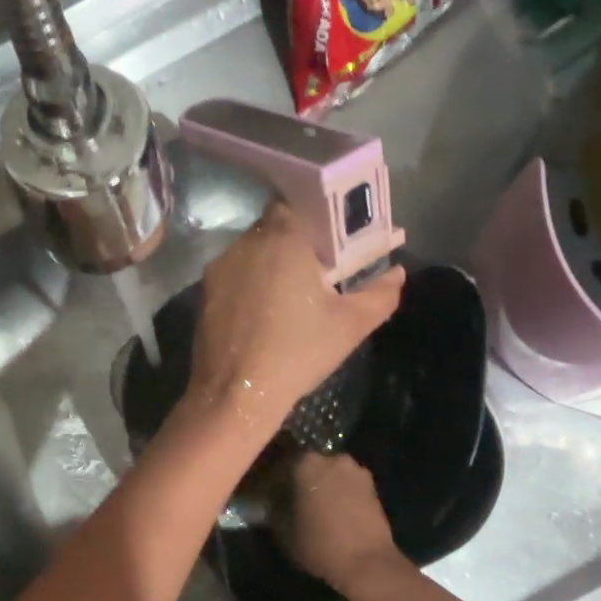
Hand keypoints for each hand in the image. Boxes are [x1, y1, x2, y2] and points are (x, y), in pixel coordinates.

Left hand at [188, 203, 402, 429]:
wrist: (236, 394)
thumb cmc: (297, 353)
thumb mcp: (350, 325)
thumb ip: (380, 294)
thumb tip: (397, 274)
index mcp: (283, 237)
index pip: (296, 205)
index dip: (314, 222)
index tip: (330, 246)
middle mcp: (246, 243)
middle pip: (273, 229)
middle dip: (293, 246)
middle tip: (316, 275)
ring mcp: (219, 269)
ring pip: (251, 254)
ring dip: (269, 267)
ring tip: (290, 299)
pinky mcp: (203, 295)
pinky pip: (233, 278)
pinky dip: (249, 288)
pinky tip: (263, 317)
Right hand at [278, 451, 407, 591]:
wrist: (367, 563)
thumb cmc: (320, 544)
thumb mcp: (283, 531)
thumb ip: (274, 510)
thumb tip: (271, 502)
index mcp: (306, 463)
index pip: (282, 463)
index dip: (274, 480)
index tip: (270, 495)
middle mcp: (333, 459)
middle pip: (310, 465)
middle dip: (301, 480)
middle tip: (293, 500)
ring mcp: (357, 471)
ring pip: (331, 474)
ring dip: (323, 486)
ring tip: (316, 508)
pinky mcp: (373, 487)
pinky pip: (348, 486)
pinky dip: (340, 494)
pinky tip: (334, 513)